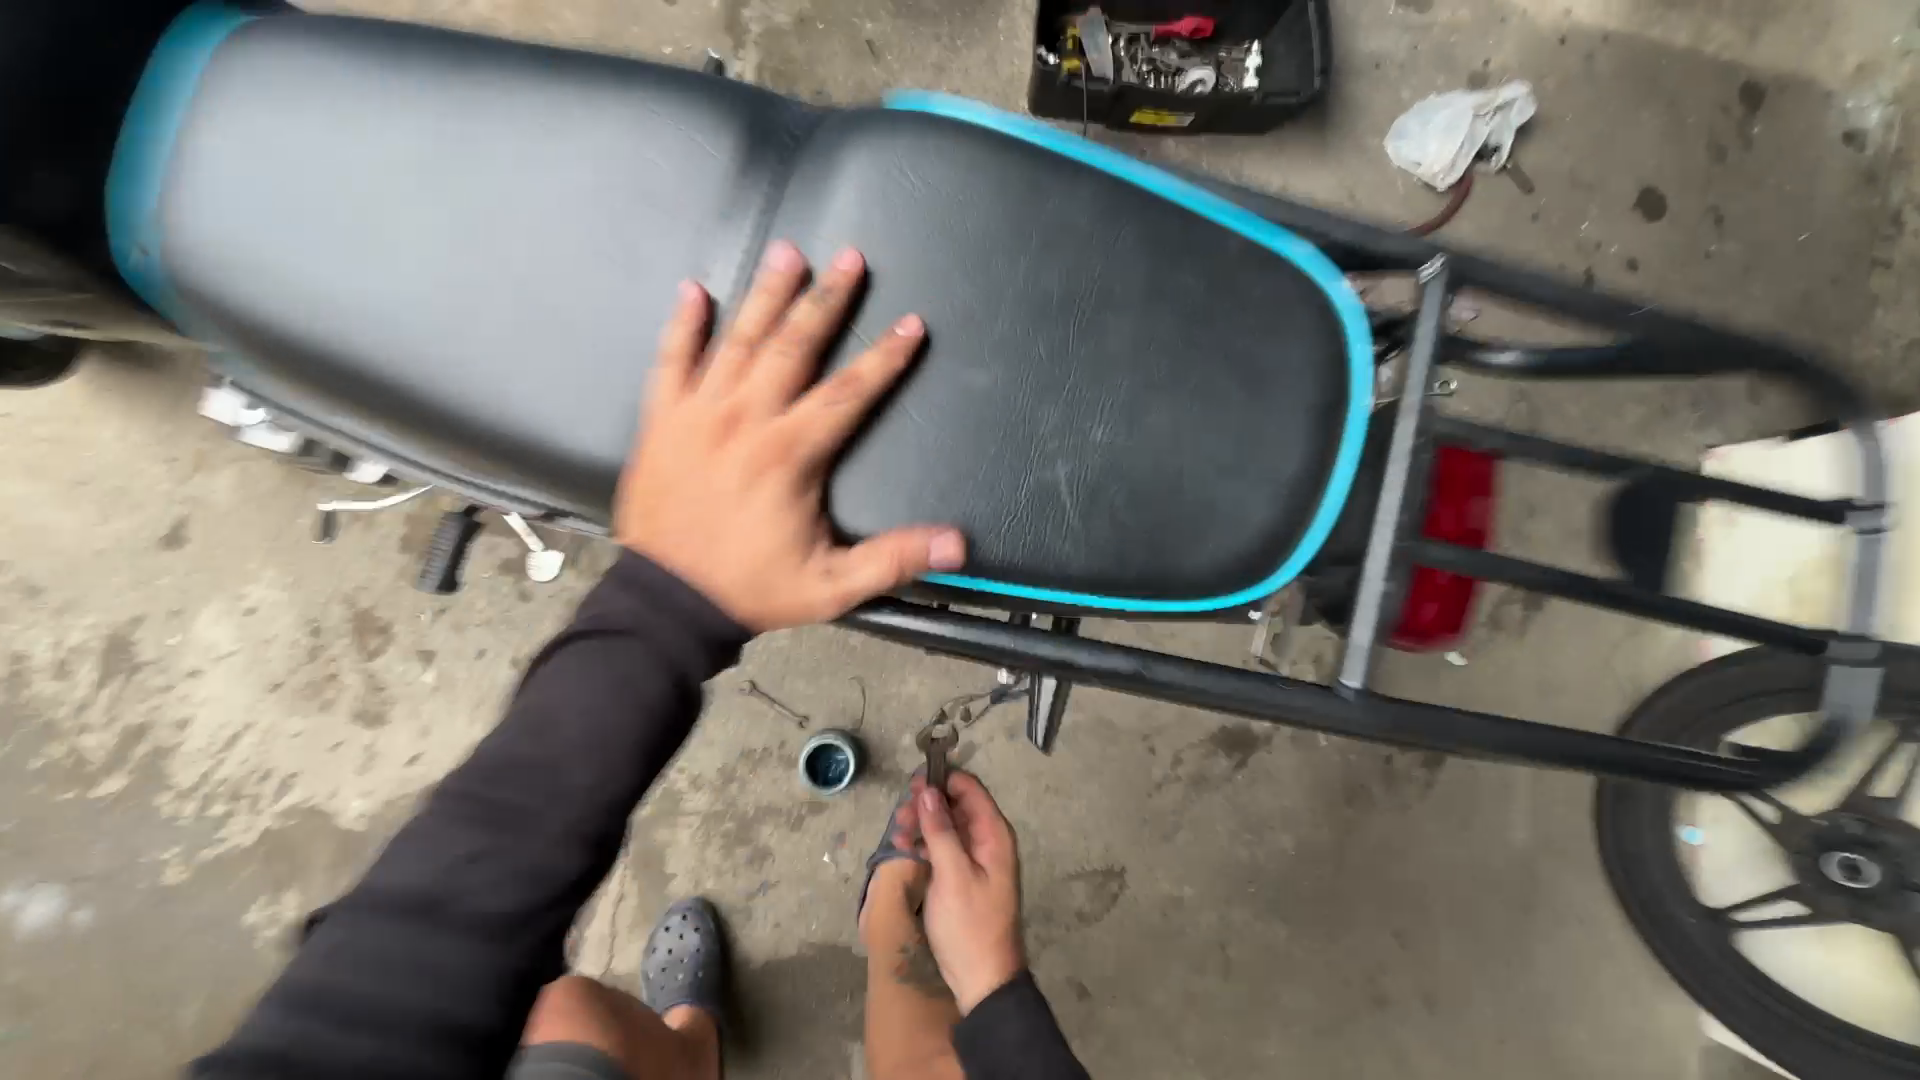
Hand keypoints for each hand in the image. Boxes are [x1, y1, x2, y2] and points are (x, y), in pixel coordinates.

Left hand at [615, 241, 965, 631]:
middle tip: (850, 259)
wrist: (667, 602)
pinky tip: (694, 291)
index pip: (848, 392)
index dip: (885, 357)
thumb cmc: (751, 589)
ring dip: (765, 295)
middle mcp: (745, 420)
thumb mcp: (831, 586)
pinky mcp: (661, 421)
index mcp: (789, 454)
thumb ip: (894, 559)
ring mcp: (698, 415)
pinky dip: (682, 326)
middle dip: (827, 301)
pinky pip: (670, 361)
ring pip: (737, 342)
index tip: (910, 325)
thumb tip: (957, 543)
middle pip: (793, 347)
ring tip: (789, 254)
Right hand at [892, 771, 1024, 1012]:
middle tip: (898, 818)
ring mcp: (976, 859)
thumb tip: (927, 790)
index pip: (970, 789)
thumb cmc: (970, 925)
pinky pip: (944, 848)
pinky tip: (904, 850)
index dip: (941, 781)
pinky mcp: (963, 876)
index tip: (911, 784)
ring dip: (921, 826)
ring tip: (897, 836)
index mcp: (994, 834)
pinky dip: (925, 845)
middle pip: (955, 805)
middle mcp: (988, 840)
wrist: (983, 980)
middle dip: (926, 806)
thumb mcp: (952, 875)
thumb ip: (940, 830)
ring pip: (946, 826)